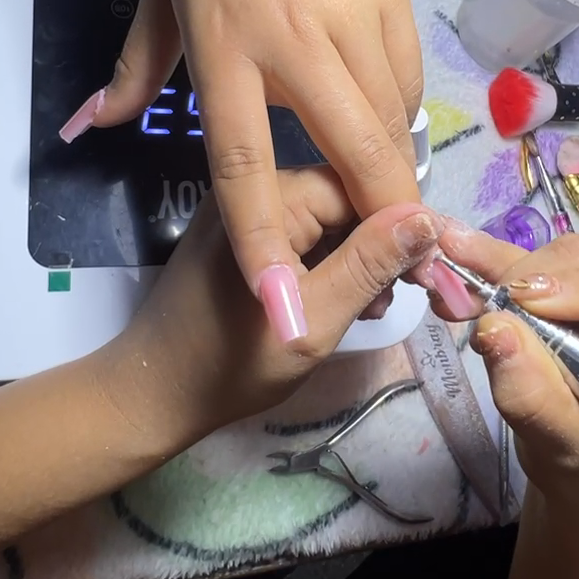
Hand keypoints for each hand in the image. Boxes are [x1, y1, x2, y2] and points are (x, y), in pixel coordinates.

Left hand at [68, 0, 424, 343]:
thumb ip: (134, 65)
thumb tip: (88, 126)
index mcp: (224, 46)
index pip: (245, 168)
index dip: (264, 249)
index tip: (286, 314)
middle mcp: (294, 42)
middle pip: (353, 154)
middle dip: (383, 221)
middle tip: (393, 264)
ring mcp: (352, 18)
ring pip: (392, 120)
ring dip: (393, 167)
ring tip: (388, 197)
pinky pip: (406, 78)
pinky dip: (399, 112)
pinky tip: (385, 118)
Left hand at [93, 168, 437, 444]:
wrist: (152, 395)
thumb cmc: (231, 366)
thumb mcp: (313, 320)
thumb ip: (369, 265)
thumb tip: (427, 216)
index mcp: (266, 194)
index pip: (355, 182)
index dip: (398, 226)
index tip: (424, 273)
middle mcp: (253, 185)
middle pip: (343, 196)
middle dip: (378, 245)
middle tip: (393, 300)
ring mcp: (245, 208)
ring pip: (328, 216)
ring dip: (358, 258)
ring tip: (369, 308)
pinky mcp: (242, 233)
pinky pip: (303, 232)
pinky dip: (330, 263)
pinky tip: (342, 300)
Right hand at [432, 227, 578, 507]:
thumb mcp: (569, 450)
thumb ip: (536, 398)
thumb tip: (493, 329)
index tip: (529, 305)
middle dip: (535, 281)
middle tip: (485, 312)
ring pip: (557, 255)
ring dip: (505, 272)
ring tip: (458, 298)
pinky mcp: (566, 287)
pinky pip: (527, 261)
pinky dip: (487, 260)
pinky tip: (453, 248)